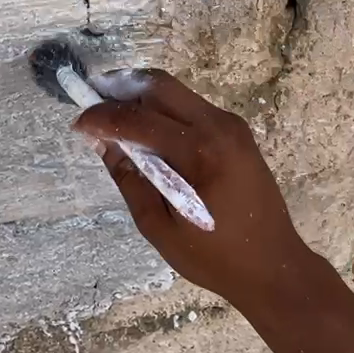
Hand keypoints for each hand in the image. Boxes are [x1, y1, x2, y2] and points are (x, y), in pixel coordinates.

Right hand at [72, 70, 324, 311]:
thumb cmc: (216, 258)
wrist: (276, 267)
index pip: (139, 119)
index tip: (78, 124)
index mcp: (200, 152)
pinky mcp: (235, 131)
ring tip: (113, 117)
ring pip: (175, 92)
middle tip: (92, 100)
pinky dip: (162, 110)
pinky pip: (190, 107)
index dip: (102, 117)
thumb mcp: (159, 227)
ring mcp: (231, 125)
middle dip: (121, 87)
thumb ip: (130, 180)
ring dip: (141, 97)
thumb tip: (104, 144)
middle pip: (160, 85)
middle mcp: (218, 126)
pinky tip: (146, 131)